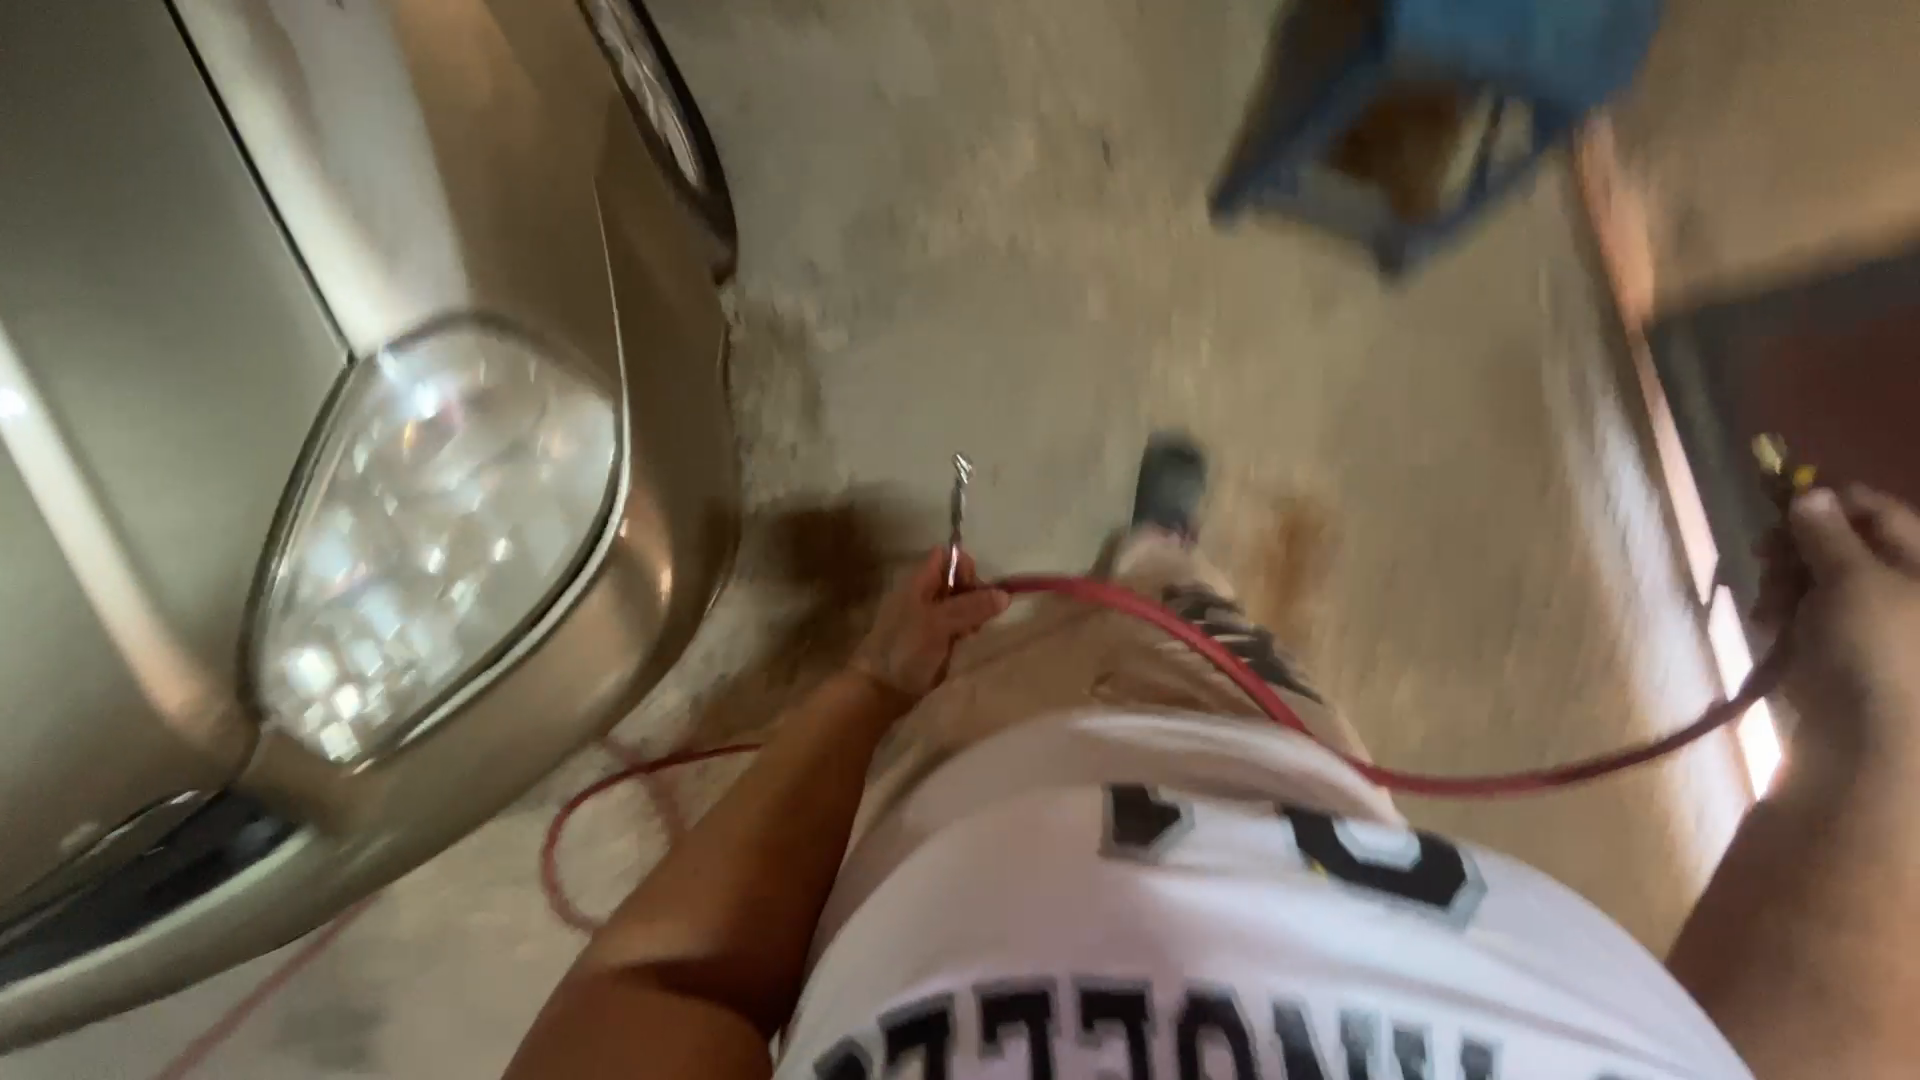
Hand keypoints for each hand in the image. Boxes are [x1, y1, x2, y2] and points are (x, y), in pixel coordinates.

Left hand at [848, 548, 1009, 699]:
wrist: (881, 690)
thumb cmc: (904, 649)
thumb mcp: (937, 623)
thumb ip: (970, 606)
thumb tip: (1005, 594)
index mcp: (919, 582)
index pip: (946, 557)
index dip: (963, 566)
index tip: (973, 589)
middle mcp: (925, 595)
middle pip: (957, 580)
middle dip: (974, 592)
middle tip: (976, 615)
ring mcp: (930, 618)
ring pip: (961, 603)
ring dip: (973, 613)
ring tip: (971, 631)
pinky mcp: (936, 640)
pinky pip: (959, 624)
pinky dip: (967, 629)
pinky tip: (967, 641)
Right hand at [1771, 485, 1919, 765]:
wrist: (1869, 732)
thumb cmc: (1877, 647)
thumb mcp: (1852, 580)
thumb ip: (1827, 535)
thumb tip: (1808, 492)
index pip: (1880, 513)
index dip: (1832, 500)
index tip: (1780, 497)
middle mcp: (1903, 587)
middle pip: (1840, 544)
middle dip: (1796, 548)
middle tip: (1765, 555)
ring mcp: (1870, 617)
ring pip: (1813, 578)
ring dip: (1783, 585)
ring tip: (1773, 609)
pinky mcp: (1838, 643)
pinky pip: (1802, 611)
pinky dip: (1783, 615)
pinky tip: (1775, 629)